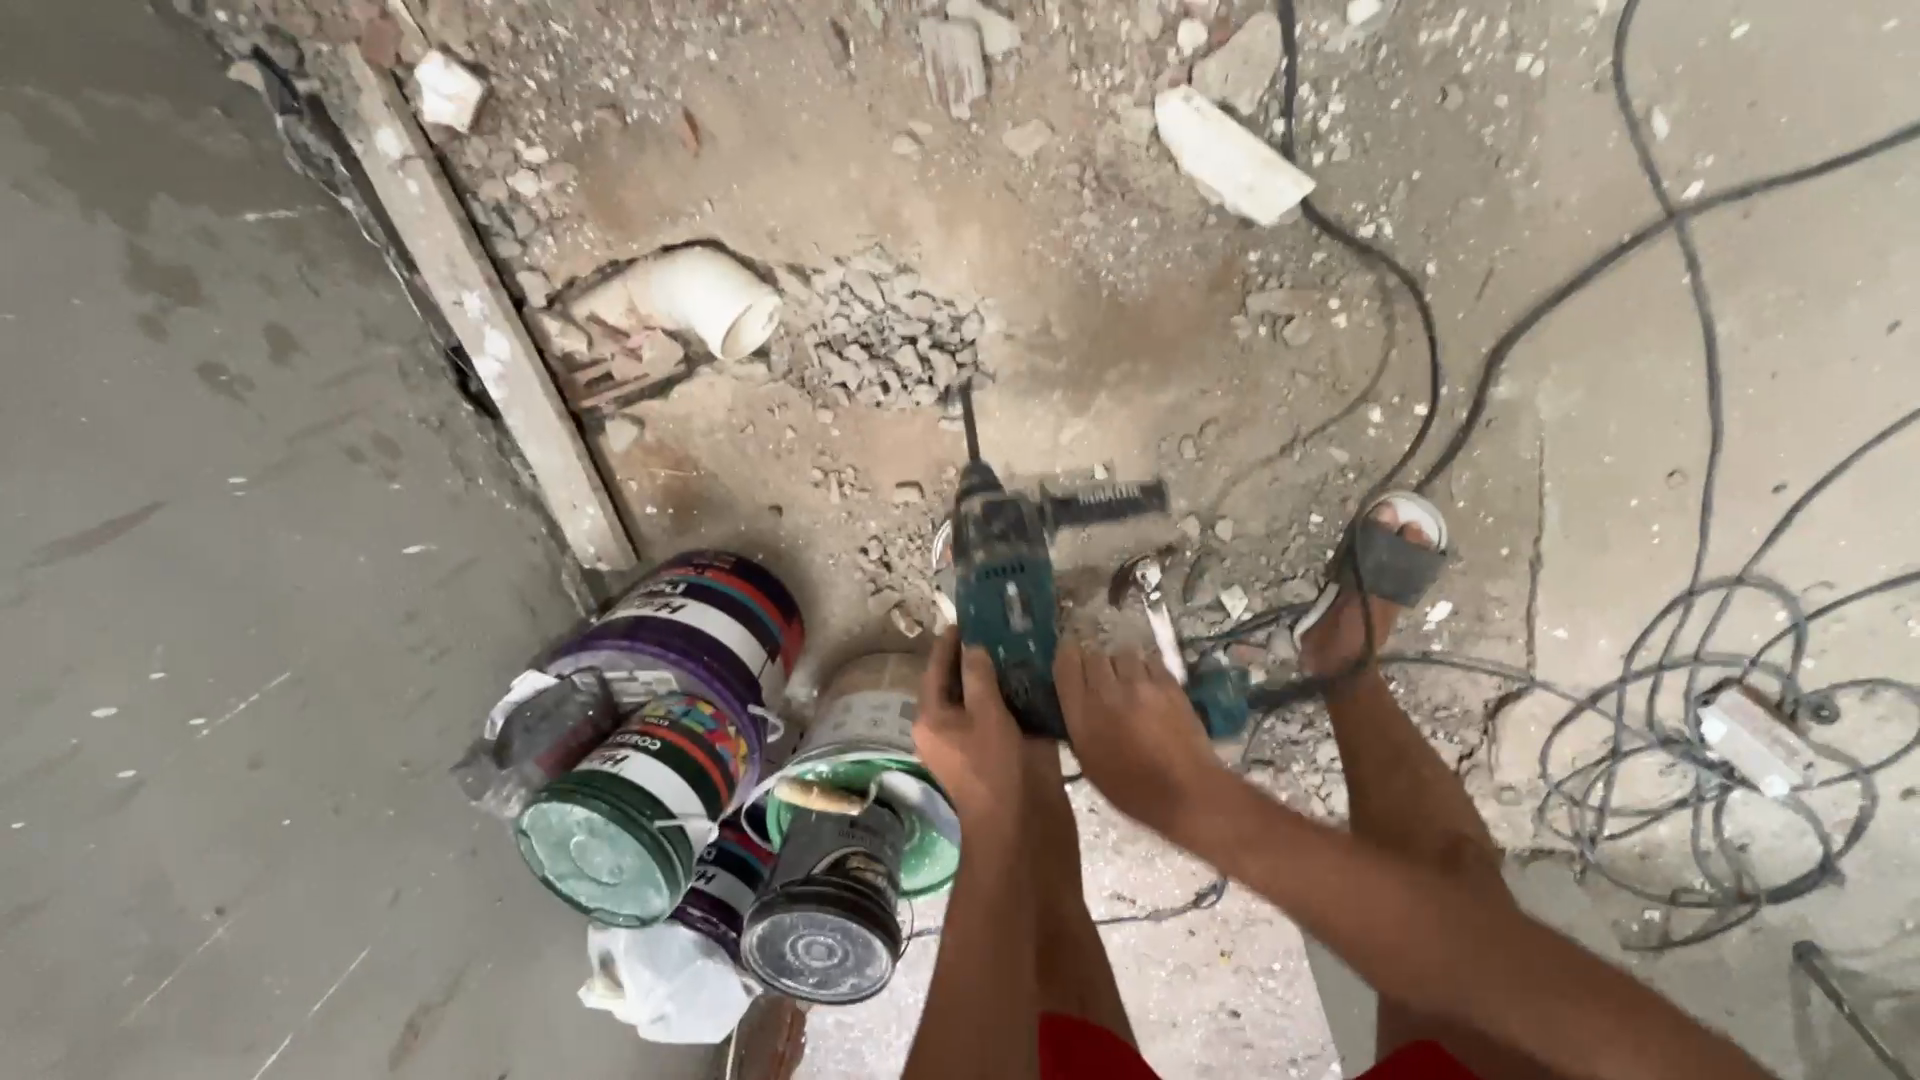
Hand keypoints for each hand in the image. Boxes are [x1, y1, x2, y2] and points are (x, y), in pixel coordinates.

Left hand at [914, 628, 1025, 836]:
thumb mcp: (984, 715)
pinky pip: (1007, 711)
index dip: (947, 645)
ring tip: (1017, 639)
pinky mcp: (1005, 746)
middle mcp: (951, 727)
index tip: (963, 618)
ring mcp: (979, 737)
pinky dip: (1018, 691)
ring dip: (999, 671)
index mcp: (932, 719)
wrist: (1022, 824)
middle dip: (975, 655)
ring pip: (985, 696)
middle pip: (959, 682)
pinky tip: (1035, 669)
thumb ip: (978, 677)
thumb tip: (972, 647)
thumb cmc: (994, 768)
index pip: (935, 672)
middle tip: (996, 623)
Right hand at [1054, 642, 1225, 833]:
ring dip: (1121, 665)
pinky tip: (1149, 684)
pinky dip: (1145, 668)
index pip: (1066, 664)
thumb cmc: (1132, 789)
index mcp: (1083, 714)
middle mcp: (1107, 691)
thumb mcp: (1089, 763)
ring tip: (1128, 681)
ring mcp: (1140, 684)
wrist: (1185, 791)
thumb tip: (1079, 701)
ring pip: (1122, 654)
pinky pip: (1149, 660)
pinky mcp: (1168, 683)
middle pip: (1094, 655)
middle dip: (1095, 664)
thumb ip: (1079, 725)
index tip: (1070, 657)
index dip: (1066, 655)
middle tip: (1102, 680)